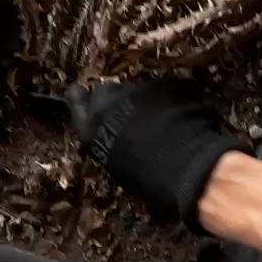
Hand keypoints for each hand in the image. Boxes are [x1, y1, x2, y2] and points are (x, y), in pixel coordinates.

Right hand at [66, 80, 248, 232]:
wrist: (185, 165)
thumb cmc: (146, 177)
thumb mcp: (115, 162)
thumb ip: (109, 141)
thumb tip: (114, 135)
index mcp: (91, 127)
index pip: (76, 100)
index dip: (82, 97)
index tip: (84, 94)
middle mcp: (109, 103)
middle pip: (106, 91)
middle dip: (116, 99)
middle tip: (129, 114)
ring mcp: (138, 90)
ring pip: (136, 89)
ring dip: (144, 100)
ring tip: (160, 119)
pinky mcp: (165, 84)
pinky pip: (163, 89)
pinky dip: (169, 98)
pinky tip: (180, 115)